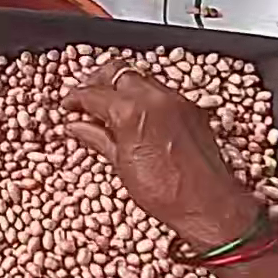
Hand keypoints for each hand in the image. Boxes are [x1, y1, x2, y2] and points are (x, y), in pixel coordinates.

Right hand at [64, 60, 262, 247]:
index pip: (93, 93)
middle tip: (87, 100)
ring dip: (121, 87)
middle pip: (116, 71)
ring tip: (109, 108)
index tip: (69, 105)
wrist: (208, 205)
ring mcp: (176, 101)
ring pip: (140, 78)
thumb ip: (97, 137)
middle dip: (97, 82)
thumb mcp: (120, 164)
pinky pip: (160, 91)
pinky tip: (136, 116)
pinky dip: (143, 97)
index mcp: (130, 111)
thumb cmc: (166, 193)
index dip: (75, 98)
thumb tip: (78, 126)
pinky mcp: (191, 109)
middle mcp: (155, 98)